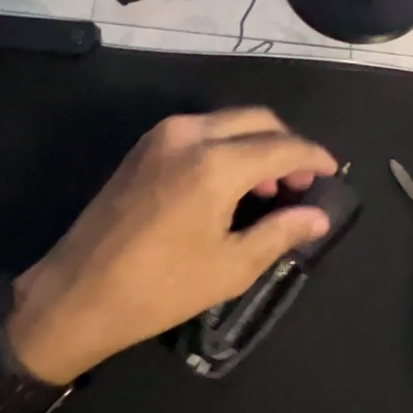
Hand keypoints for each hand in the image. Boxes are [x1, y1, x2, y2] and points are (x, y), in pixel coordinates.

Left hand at [6, 108, 338, 383]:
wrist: (79, 292)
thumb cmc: (160, 287)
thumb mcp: (230, 267)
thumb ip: (280, 232)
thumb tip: (318, 215)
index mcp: (215, 163)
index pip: (282, 146)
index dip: (314, 157)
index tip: (333, 174)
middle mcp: (189, 134)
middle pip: (256, 119)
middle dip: (287, 144)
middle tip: (302, 183)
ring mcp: (160, 136)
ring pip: (226, 121)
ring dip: (256, 143)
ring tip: (268, 190)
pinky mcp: (143, 148)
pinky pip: (199, 132)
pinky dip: (226, 146)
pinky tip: (230, 185)